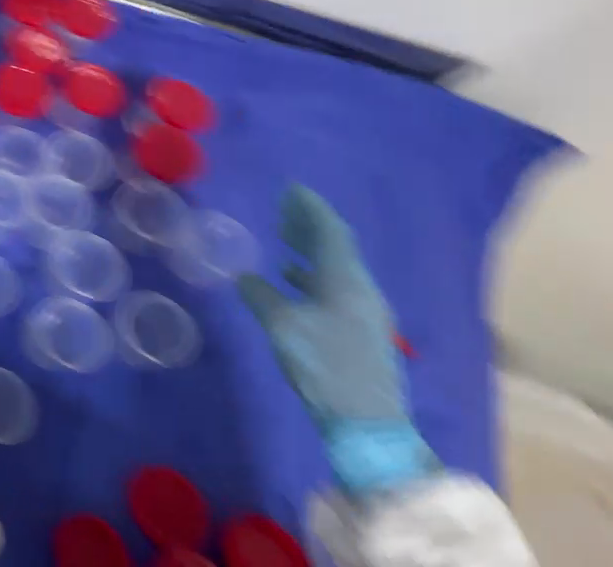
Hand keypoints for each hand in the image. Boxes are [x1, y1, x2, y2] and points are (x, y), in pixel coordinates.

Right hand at [239, 186, 438, 496]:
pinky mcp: (360, 329)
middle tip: (283, 207)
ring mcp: (365, 311)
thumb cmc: (324, 365)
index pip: (331, 232)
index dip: (310, 208)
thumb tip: (244, 277)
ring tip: (284, 238)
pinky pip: (336, 285)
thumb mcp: (282, 327)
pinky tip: (293, 279)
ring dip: (311, 248)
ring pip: (337, 266)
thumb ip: (261, 296)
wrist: (367, 422)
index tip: (291, 189)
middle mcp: (361, 289)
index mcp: (346, 281)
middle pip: (337, 246)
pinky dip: (313, 273)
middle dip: (310, 224)